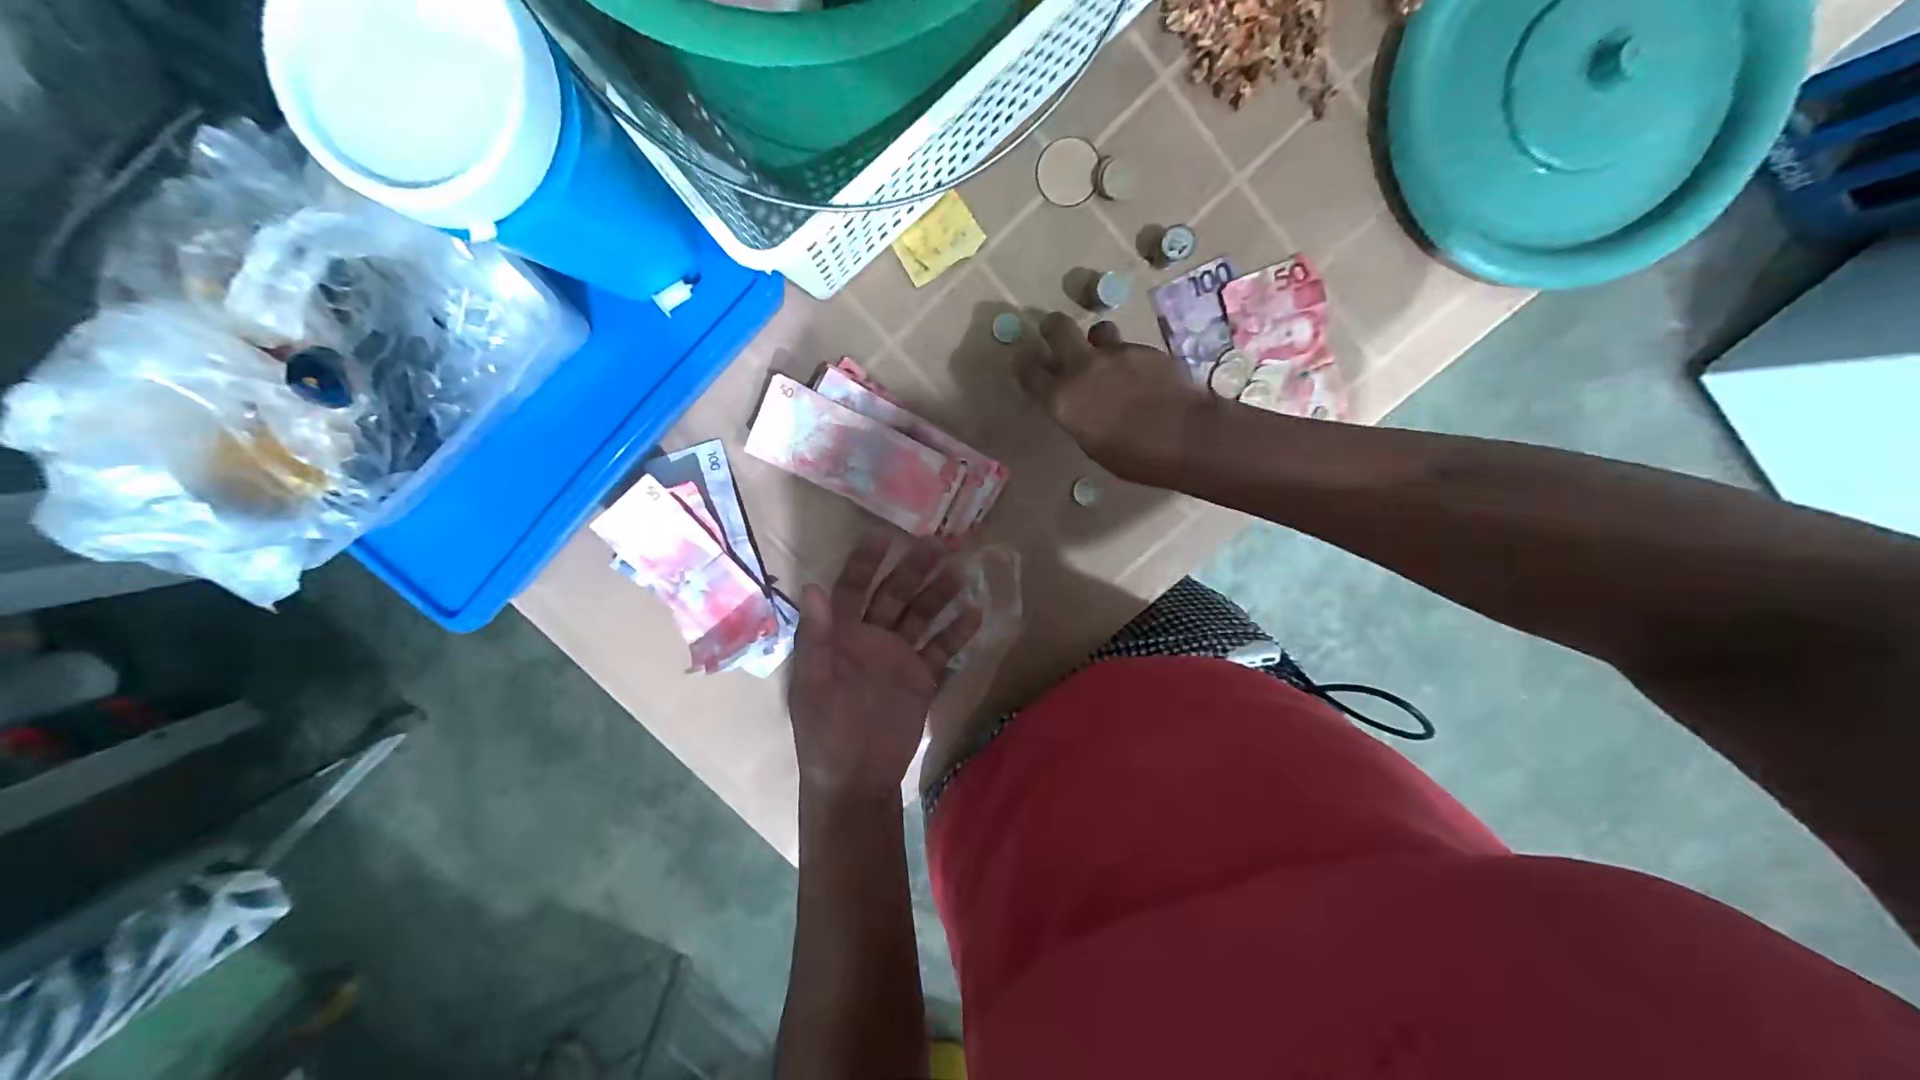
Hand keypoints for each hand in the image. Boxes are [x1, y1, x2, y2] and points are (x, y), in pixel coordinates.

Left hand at [789, 535, 983, 801]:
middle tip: (937, 547)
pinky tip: (976, 613)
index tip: (882, 536)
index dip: (865, 562)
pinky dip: (958, 632)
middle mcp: (871, 637)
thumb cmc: (824, 732)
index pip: (853, 588)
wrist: (855, 779)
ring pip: (922, 616)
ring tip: (960, 573)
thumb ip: (815, 636)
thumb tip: (813, 586)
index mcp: (840, 634)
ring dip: (939, 595)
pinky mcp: (922, 677)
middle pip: (895, 595)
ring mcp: (899, 656)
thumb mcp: (812, 684)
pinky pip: (942, 648)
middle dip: (913, 571)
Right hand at [1015, 312, 1212, 481]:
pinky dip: (1128, 358)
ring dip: (1097, 341)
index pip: (1029, 371)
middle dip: (1053, 329)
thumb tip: (1080, 406)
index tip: (1027, 365)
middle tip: (1055, 335)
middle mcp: (1081, 368)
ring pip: (1097, 331)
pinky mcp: (1145, 349)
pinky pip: (1127, 347)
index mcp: (1062, 399)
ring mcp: (1115, 353)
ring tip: (1107, 357)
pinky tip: (1142, 377)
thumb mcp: (1093, 445)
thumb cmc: (1134, 457)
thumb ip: (1079, 416)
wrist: (1187, 437)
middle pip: (1057, 328)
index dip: (1026, 366)